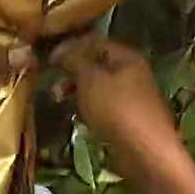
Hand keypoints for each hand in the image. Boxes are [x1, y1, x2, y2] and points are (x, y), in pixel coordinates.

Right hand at [53, 36, 181, 161]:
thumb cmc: (116, 109)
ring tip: (59, 99)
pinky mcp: (127, 117)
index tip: (49, 60)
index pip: (94, 41)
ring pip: (97, 85)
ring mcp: (130, 95)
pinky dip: (88, 105)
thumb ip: (75, 60)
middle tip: (53, 83)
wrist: (144, 151)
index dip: (70, 47)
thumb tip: (62, 50)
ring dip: (76, 90)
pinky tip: (77, 114)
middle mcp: (131, 72)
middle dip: (72, 71)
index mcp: (126, 57)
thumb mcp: (90, 80)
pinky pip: (102, 104)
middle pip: (96, 64)